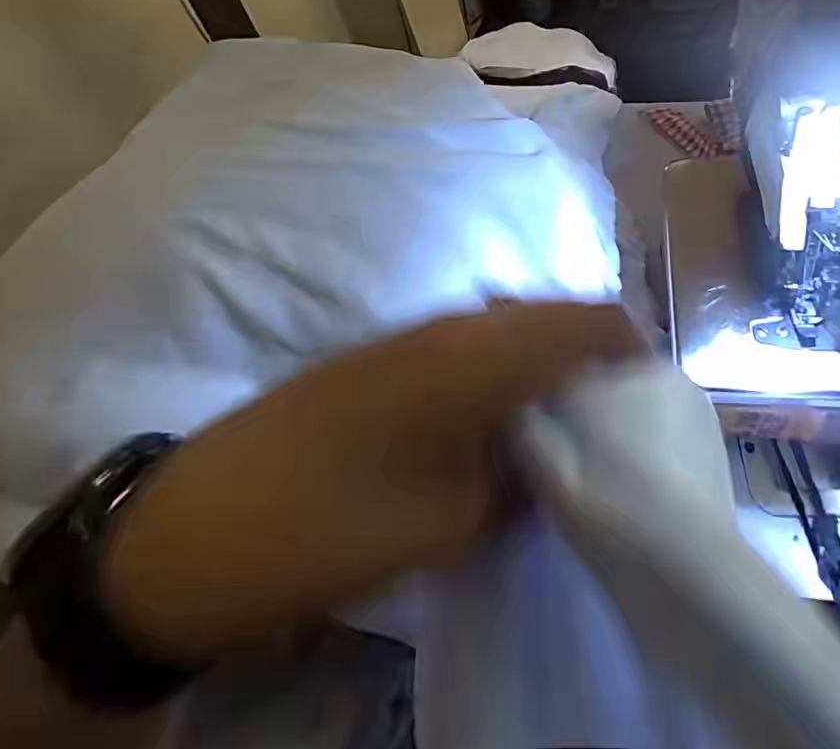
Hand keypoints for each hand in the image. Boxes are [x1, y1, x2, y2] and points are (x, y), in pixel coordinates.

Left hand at [98, 302, 644, 664]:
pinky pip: (477, 332)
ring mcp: (418, 331)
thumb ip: (527, 479)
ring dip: (552, 348)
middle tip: (615, 400)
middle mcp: (458, 324)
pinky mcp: (389, 348)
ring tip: (567, 403)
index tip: (651, 387)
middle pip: (557, 309)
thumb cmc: (336, 527)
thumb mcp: (455, 524)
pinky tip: (504, 404)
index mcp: (484, 357)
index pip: (590, 321)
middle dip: (598, 346)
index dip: (632, 345)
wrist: (188, 531)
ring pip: (517, 317)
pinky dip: (511, 356)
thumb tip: (559, 459)